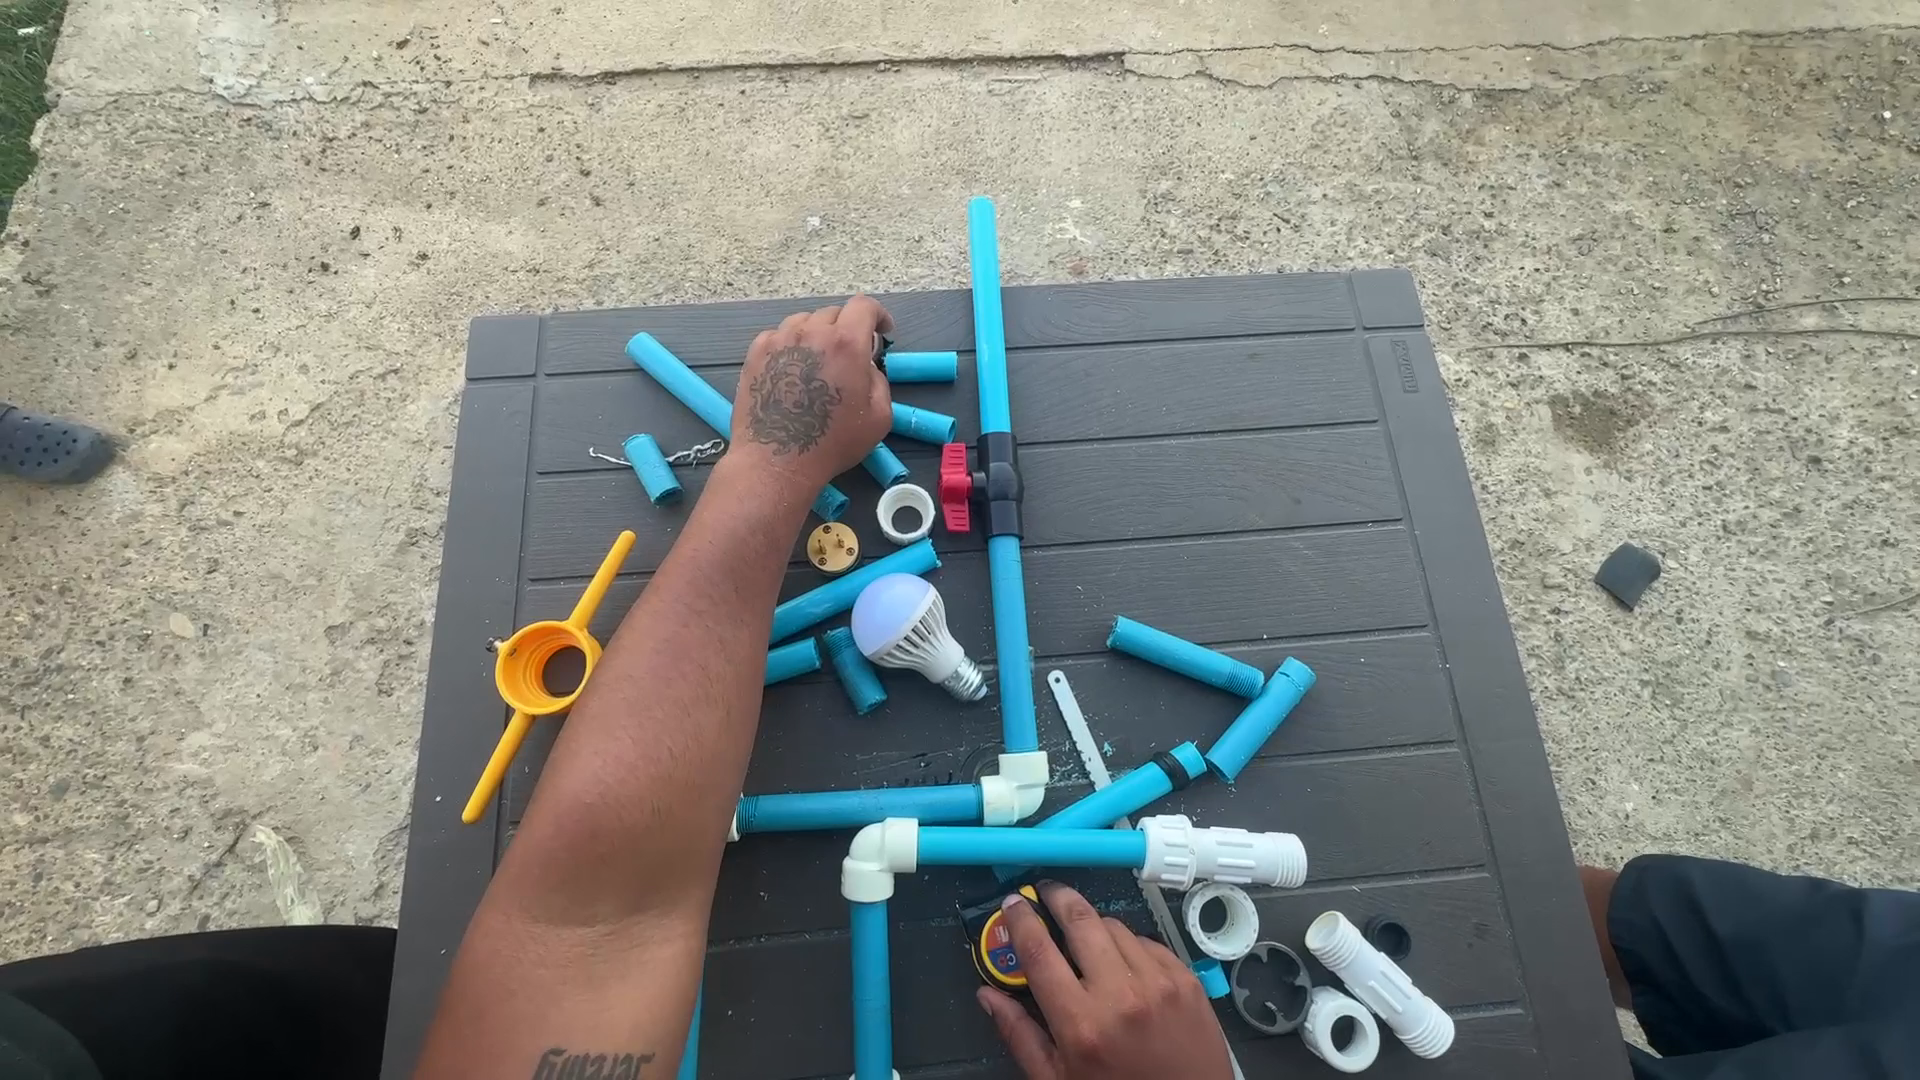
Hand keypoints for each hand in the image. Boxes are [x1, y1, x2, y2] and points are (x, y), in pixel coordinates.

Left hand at [725, 295, 893, 495]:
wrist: (777, 459)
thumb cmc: (832, 443)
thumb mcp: (879, 418)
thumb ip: (879, 381)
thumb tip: (867, 367)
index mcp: (846, 344)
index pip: (864, 306)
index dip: (877, 314)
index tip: (881, 328)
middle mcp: (812, 332)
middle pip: (834, 313)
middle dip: (848, 330)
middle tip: (849, 357)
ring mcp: (780, 340)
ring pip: (805, 322)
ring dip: (818, 336)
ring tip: (819, 363)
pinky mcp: (757, 352)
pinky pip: (780, 336)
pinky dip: (792, 346)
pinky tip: (794, 371)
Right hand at [976, 883, 1234, 1079]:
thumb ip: (1020, 1034)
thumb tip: (987, 993)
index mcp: (1082, 1026)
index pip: (1039, 950)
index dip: (1021, 918)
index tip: (1013, 902)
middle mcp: (1121, 996)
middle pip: (1080, 918)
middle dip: (1057, 896)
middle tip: (1046, 892)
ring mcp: (1159, 984)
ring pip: (1114, 925)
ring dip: (1094, 927)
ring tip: (1087, 943)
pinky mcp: (1186, 981)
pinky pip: (1148, 941)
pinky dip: (1130, 946)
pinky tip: (1125, 968)